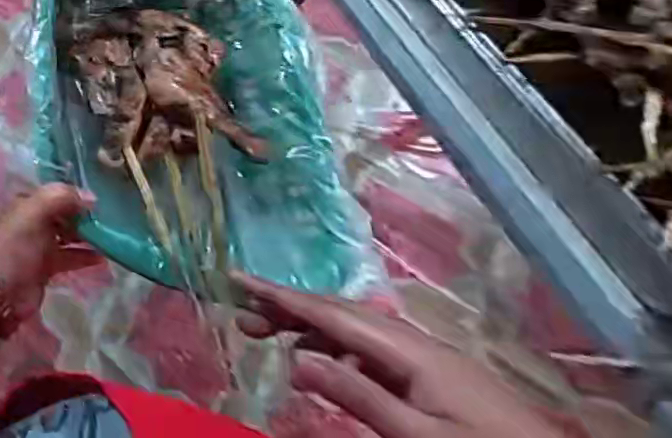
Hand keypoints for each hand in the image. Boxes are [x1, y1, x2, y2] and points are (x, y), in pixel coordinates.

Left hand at [0, 185, 102, 323]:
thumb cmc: (14, 248)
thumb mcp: (32, 214)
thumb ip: (58, 199)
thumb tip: (91, 196)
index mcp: (26, 203)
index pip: (56, 193)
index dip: (78, 194)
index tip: (107, 199)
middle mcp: (33, 220)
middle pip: (64, 213)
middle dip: (86, 215)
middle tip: (115, 220)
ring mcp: (39, 244)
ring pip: (68, 235)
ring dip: (88, 235)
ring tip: (114, 238)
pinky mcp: (46, 267)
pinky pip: (69, 256)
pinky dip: (85, 255)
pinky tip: (104, 258)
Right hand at [234, 274, 566, 437]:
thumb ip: (358, 395)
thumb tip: (295, 358)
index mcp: (407, 350)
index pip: (327, 312)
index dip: (277, 294)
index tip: (233, 275)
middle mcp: (413, 342)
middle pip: (337, 312)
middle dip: (287, 309)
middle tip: (244, 317)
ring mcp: (428, 357)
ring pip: (353, 328)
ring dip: (310, 329)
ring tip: (275, 340)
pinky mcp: (437, 376)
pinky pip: (372, 347)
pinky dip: (339, 348)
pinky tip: (327, 365)